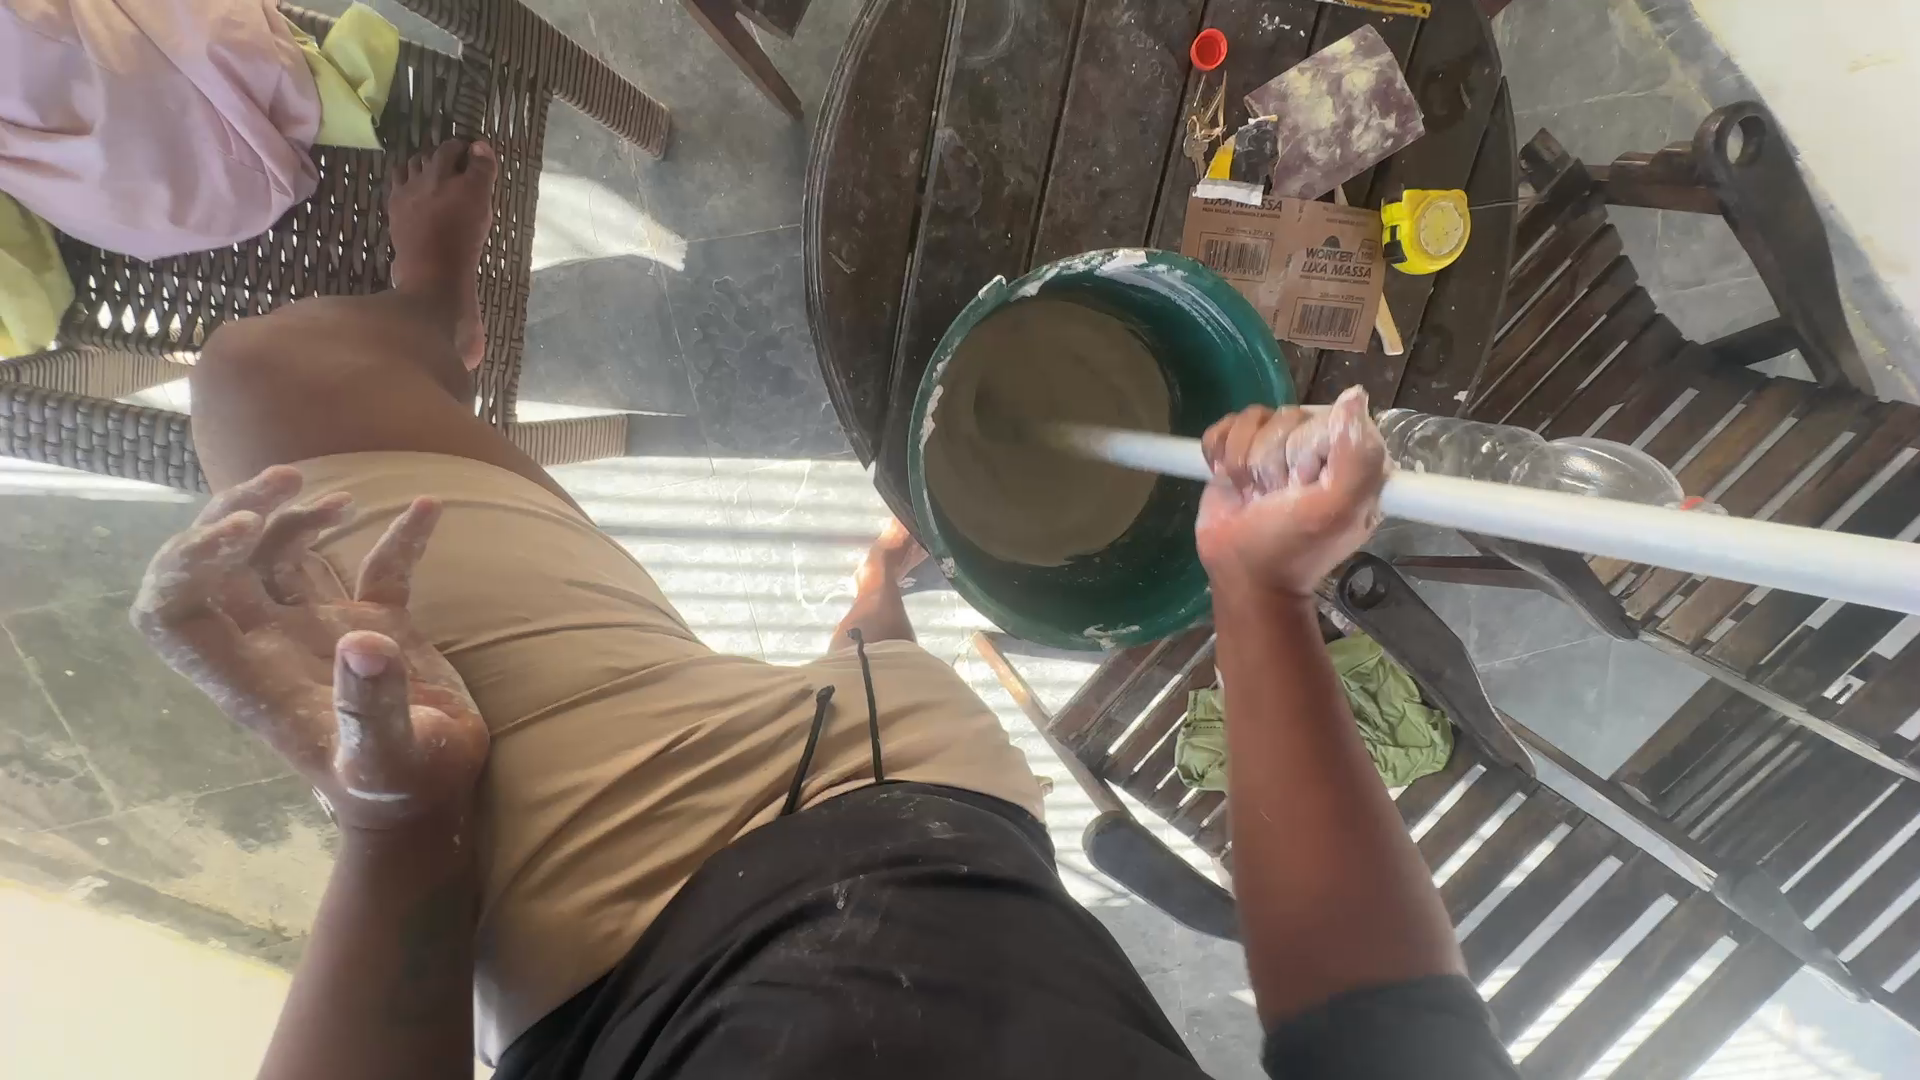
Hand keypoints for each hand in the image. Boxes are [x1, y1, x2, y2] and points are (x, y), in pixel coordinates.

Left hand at [131, 466, 488, 833]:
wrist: (435, 790)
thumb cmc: (402, 784)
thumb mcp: (386, 754)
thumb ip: (372, 703)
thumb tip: (364, 639)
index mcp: (255, 677)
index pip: (175, 610)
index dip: (188, 562)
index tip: (245, 528)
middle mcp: (278, 645)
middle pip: (222, 569)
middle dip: (239, 516)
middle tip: (288, 480)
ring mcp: (329, 633)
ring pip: (286, 561)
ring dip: (300, 519)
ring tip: (338, 496)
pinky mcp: (383, 628)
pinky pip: (380, 571)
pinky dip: (400, 538)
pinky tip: (429, 508)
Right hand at [1195, 385, 1388, 599]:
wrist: (1241, 575)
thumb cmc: (1292, 549)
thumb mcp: (1337, 510)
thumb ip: (1357, 456)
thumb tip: (1354, 395)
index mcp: (1347, 459)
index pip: (1326, 417)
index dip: (1305, 448)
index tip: (1301, 485)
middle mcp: (1311, 449)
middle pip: (1284, 416)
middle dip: (1269, 459)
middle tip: (1272, 495)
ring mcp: (1270, 450)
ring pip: (1251, 419)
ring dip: (1240, 458)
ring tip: (1248, 491)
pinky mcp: (1234, 455)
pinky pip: (1222, 427)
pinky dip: (1216, 451)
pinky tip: (1223, 476)